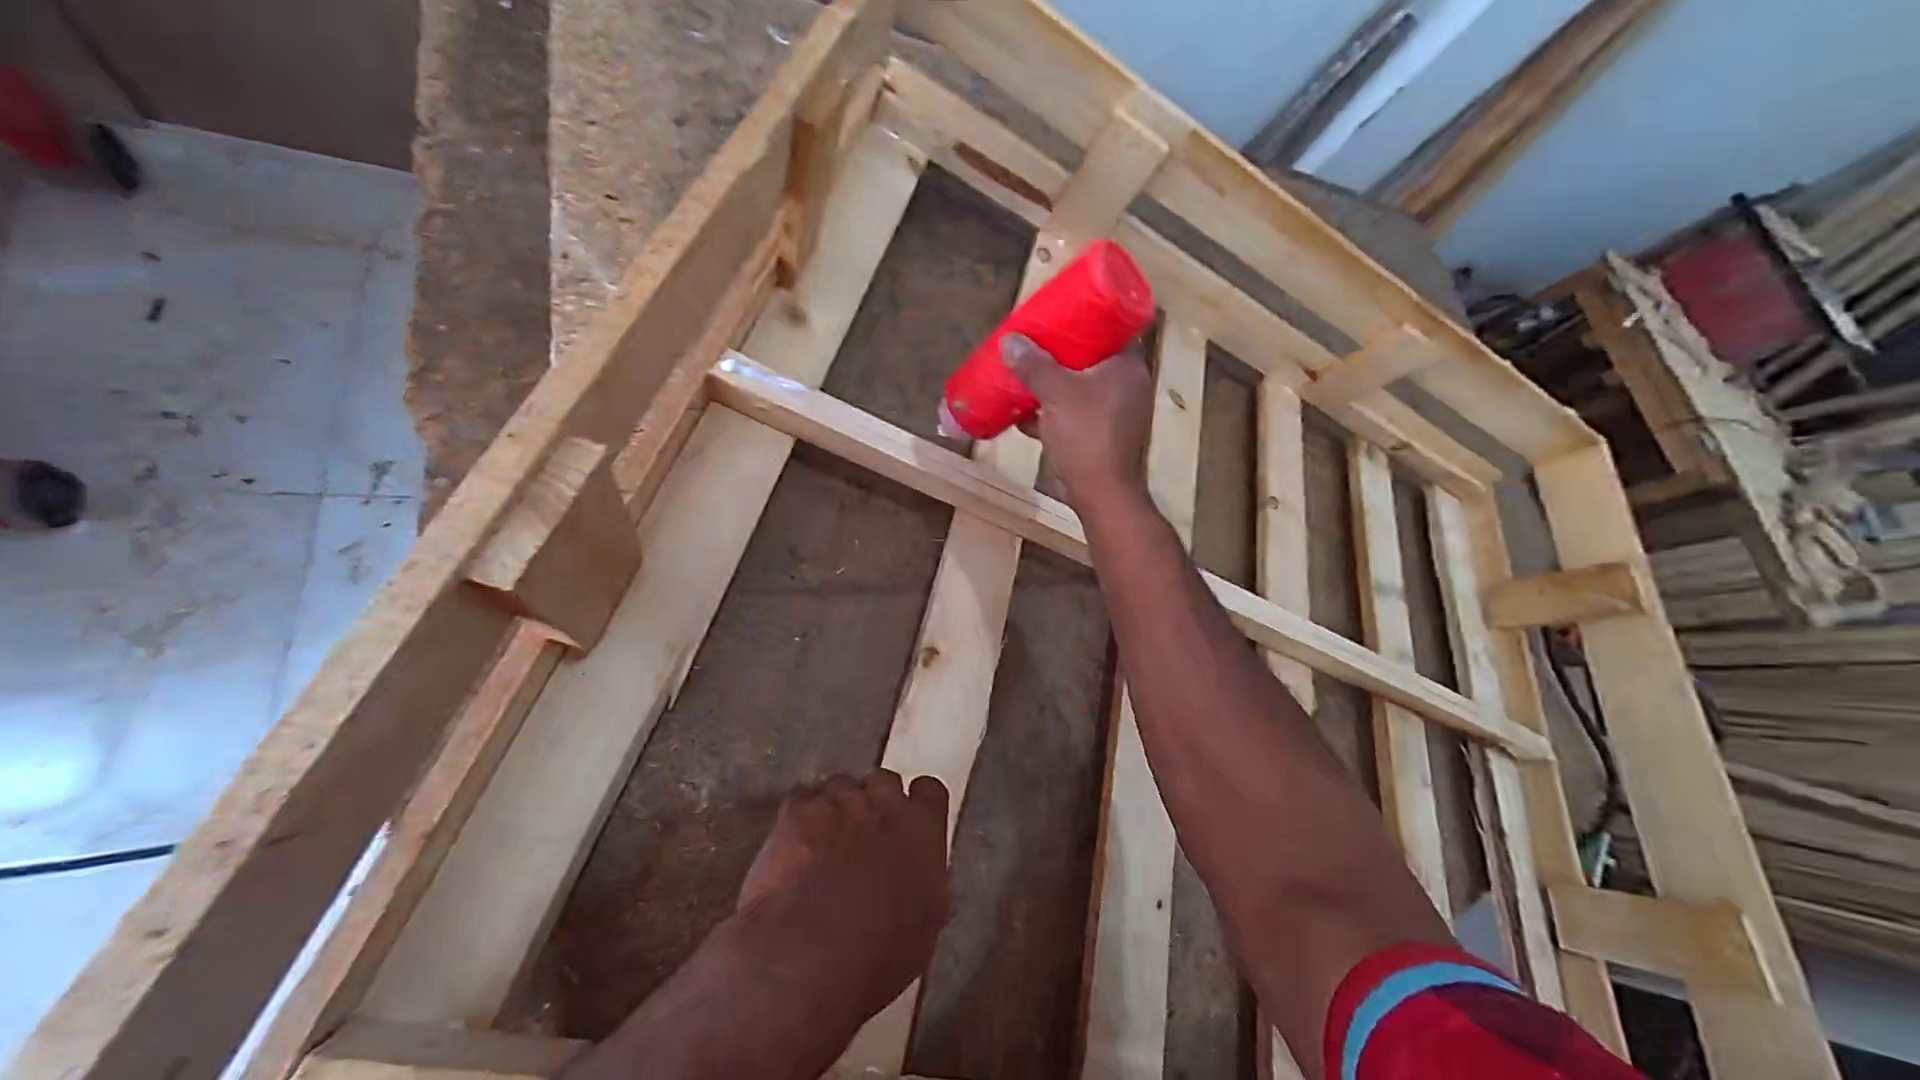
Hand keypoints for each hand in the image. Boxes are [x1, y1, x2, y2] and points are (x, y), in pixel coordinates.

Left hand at [734, 770, 950, 1026]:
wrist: (807, 958)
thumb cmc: (877, 955)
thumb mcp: (925, 921)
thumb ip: (925, 878)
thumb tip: (920, 876)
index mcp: (923, 829)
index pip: (930, 791)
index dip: (918, 805)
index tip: (910, 822)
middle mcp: (883, 803)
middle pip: (883, 782)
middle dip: (875, 804)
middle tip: (864, 839)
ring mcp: (838, 802)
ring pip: (841, 786)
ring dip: (837, 808)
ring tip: (826, 844)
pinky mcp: (796, 811)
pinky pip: (803, 798)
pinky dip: (803, 817)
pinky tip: (797, 845)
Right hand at [1001, 332, 1152, 508]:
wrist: (1101, 493)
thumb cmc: (1086, 436)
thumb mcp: (1056, 394)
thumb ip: (1034, 366)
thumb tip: (1009, 340)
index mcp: (1127, 366)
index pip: (1110, 329)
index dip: (1083, 319)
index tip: (1056, 315)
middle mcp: (1127, 386)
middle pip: (1090, 358)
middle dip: (1058, 355)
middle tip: (1034, 343)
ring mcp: (1116, 413)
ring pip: (1079, 389)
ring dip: (1052, 385)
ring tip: (1024, 375)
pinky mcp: (1102, 436)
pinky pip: (1074, 415)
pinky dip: (1053, 413)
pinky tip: (1025, 414)